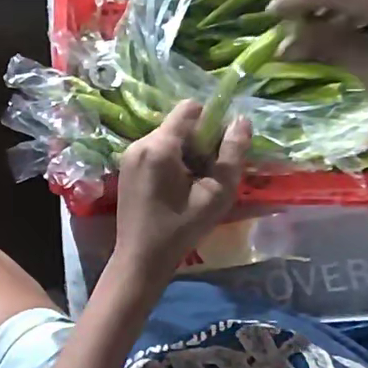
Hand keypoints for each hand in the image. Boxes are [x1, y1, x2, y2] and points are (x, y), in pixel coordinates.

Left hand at [113, 100, 248, 274]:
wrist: (141, 258)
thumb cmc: (180, 229)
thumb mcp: (216, 194)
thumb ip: (231, 155)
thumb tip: (242, 121)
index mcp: (159, 145)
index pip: (189, 109)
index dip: (211, 122)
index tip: (221, 149)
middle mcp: (139, 143)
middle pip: (178, 125)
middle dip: (199, 141)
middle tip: (210, 173)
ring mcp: (129, 155)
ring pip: (167, 138)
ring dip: (186, 153)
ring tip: (194, 184)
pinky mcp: (126, 168)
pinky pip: (155, 151)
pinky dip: (171, 161)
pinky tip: (177, 188)